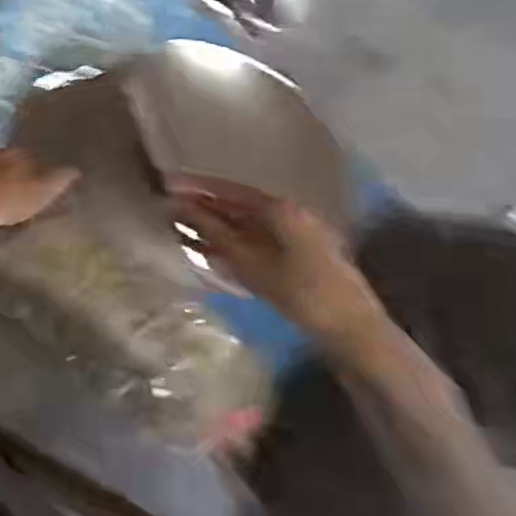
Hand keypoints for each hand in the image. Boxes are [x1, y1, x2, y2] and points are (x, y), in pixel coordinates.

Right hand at [171, 186, 387, 351]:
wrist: (353, 332)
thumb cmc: (300, 291)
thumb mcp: (247, 259)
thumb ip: (209, 229)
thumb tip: (174, 204)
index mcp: (279, 208)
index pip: (226, 188)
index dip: (192, 185)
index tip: (162, 182)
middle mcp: (287, 214)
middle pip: (233, 203)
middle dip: (198, 205)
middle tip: (162, 207)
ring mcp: (293, 235)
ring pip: (240, 222)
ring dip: (209, 224)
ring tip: (174, 227)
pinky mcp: (294, 255)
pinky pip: (251, 238)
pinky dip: (226, 240)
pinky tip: (203, 247)